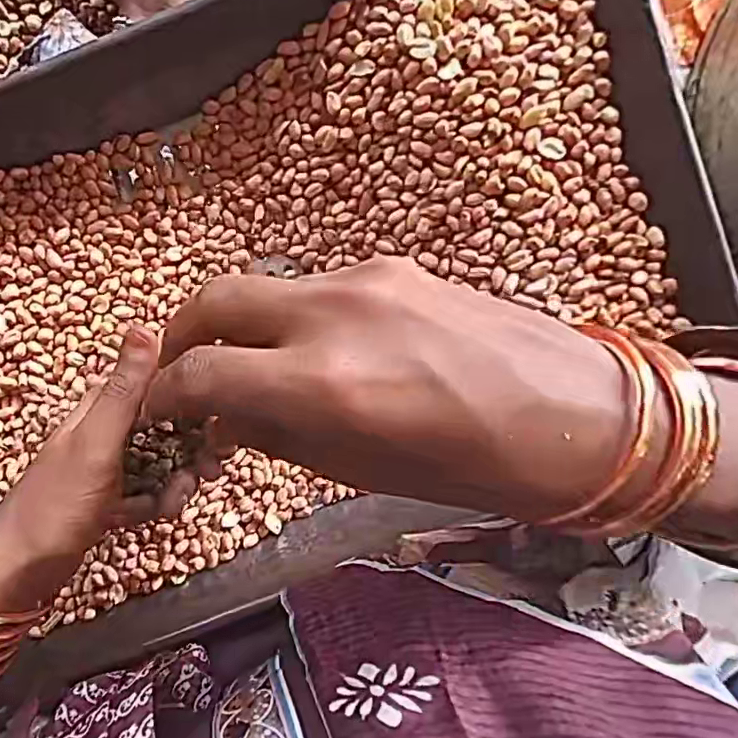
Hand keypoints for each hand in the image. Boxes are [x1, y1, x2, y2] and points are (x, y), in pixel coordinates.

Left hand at [0, 324, 208, 705]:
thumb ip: (125, 389)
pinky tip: (145, 519)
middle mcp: (108, 429)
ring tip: (169, 505)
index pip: (158, 383)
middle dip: (190, 451)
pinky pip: (148, 491)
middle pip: (168, 426)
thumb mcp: (97, 443)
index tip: (218, 423)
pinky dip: (153, 504)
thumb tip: (143, 326)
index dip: (192, 398)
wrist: (20, 570)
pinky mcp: (111, 495)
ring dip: (174, 483)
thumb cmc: (55, 504)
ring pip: (163, 461)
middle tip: (205, 473)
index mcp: (101, 406)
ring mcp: (110, 463)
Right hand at [144, 257, 635, 521]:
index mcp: (324, 385)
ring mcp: (364, 281)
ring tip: (249, 365)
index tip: (158, 412)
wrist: (579, 414)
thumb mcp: (357, 470)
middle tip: (181, 370)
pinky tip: (313, 350)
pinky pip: (315, 289)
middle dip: (183, 335)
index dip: (166, 398)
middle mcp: (331, 317)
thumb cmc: (472, 468)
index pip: (203, 376)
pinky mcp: (392, 268)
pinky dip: (292, 318)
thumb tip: (223, 419)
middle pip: (215, 299)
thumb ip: (277, 436)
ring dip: (240, 325)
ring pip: (265, 288)